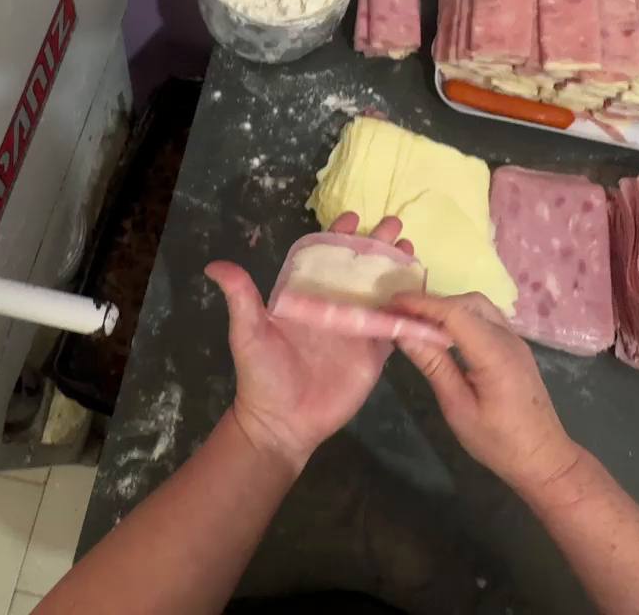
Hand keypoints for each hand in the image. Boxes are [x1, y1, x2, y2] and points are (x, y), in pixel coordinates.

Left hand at [205, 213, 410, 471]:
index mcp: (306, 295)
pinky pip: (396, 326)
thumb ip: (241, 297)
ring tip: (411, 248)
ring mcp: (356, 328)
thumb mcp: (248, 332)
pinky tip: (424, 293)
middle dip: (376, 244)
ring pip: (381, 292)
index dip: (337, 236)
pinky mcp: (373, 352)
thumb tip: (214, 266)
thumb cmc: (263, 373)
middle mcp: (333, 305)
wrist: (282, 422)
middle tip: (394, 223)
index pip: (323, 257)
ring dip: (397, 270)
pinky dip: (411, 310)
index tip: (352, 216)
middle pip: (358, 268)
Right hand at [388, 292, 582, 494]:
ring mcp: (515, 341)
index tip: (392, 302)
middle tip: (402, 314)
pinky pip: (486, 318)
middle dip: (432, 303)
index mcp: (495, 354)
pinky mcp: (515, 347)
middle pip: (467, 303)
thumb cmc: (499, 442)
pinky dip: (461, 316)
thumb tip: (403, 333)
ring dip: (447, 307)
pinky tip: (445, 333)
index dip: (421, 304)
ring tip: (419, 322)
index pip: (454, 313)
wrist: (544, 459)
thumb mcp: (458, 408)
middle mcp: (508, 338)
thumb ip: (433, 365)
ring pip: (478, 306)